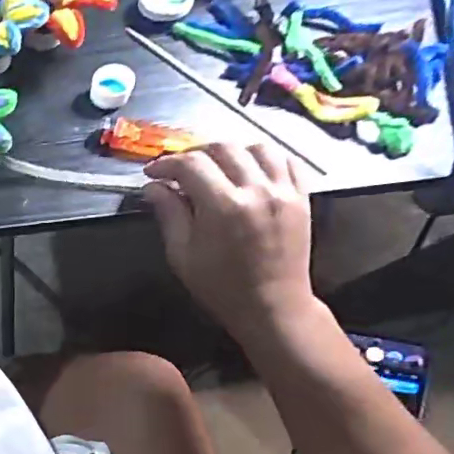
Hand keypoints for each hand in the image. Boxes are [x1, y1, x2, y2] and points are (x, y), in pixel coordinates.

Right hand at [142, 143, 318, 335]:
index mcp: (223, 207)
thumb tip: (153, 187)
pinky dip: (265, 158)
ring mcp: (283, 191)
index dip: (166, 164)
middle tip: (179, 168)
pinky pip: (286, 161)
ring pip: (257, 147)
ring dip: (231, 151)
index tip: (152, 173)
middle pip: (223, 148)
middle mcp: (256, 190)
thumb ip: (169, 214)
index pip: (191, 165)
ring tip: (216, 167)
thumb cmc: (220, 287)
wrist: (271, 306)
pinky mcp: (301, 196)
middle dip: (195, 153)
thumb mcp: (182, 255)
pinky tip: (250, 170)